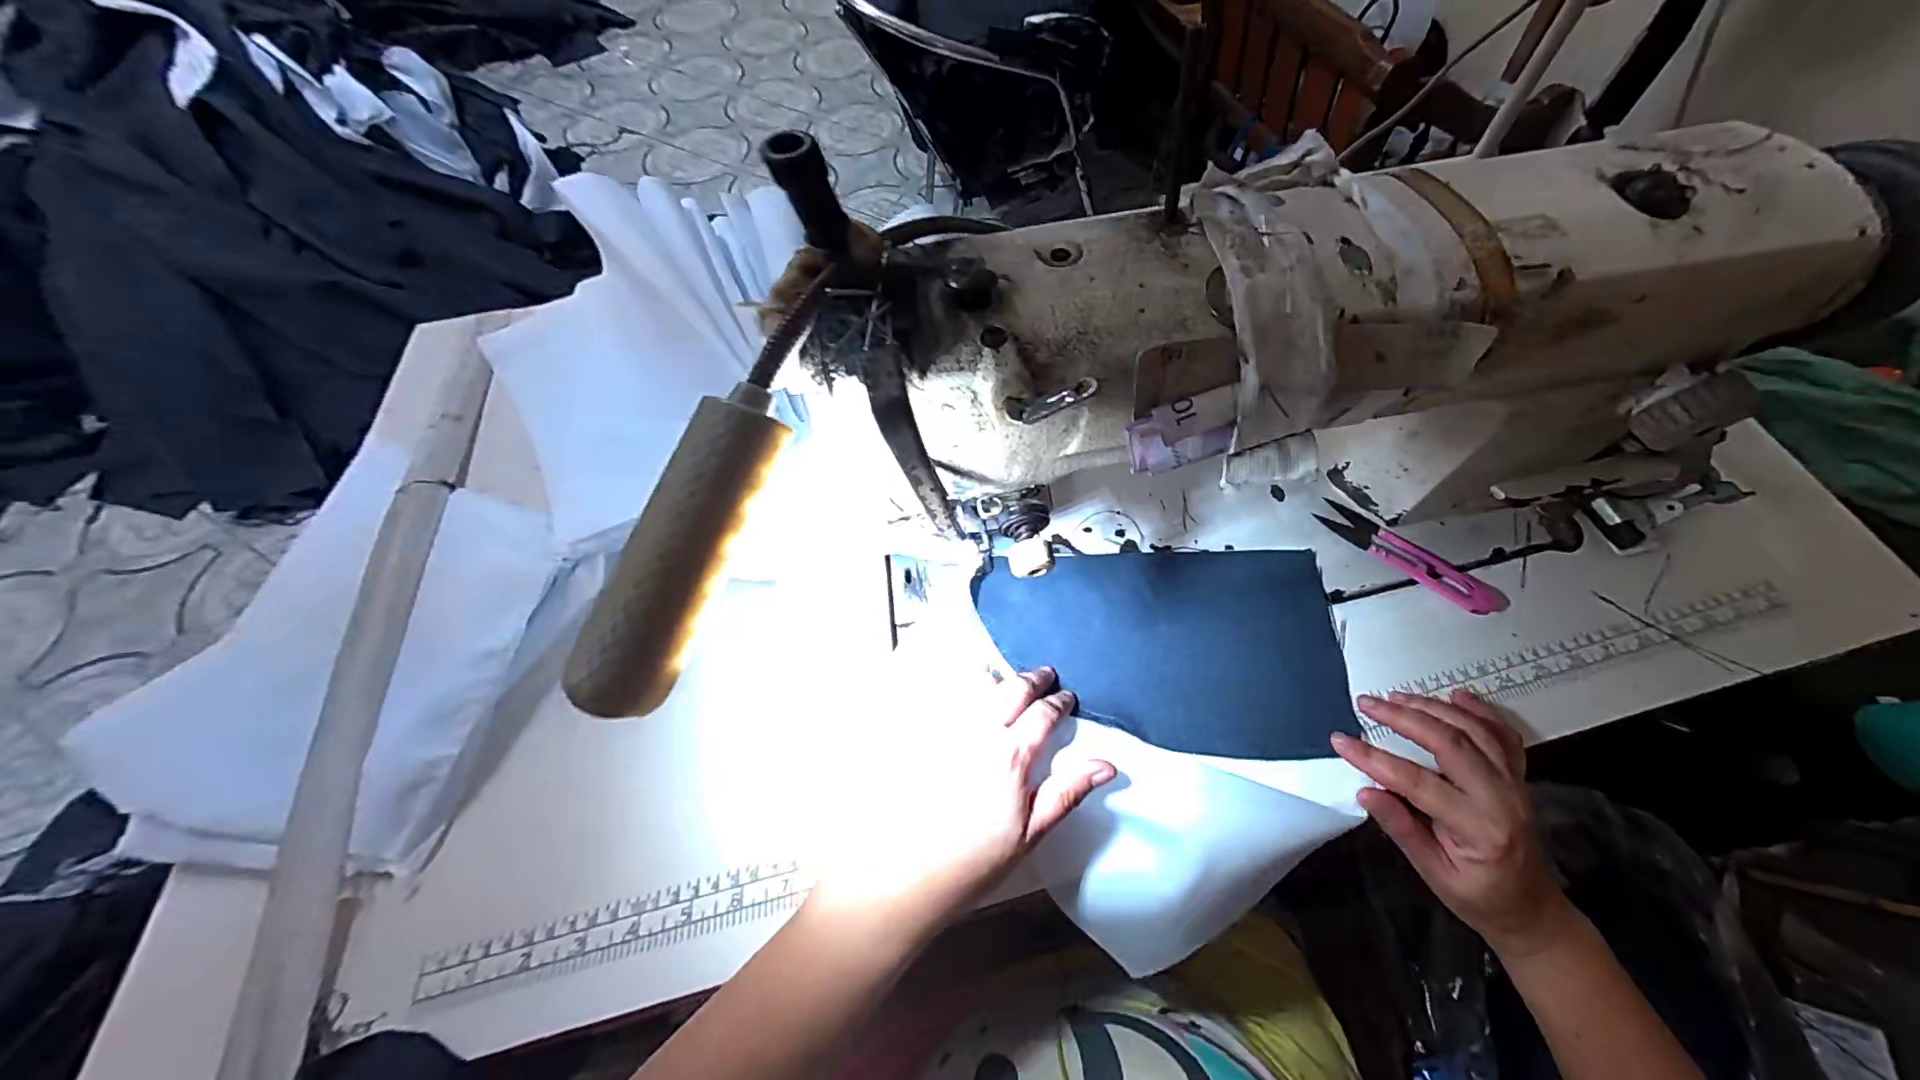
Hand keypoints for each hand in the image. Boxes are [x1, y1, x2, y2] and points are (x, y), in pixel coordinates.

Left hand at [815, 665, 1113, 928]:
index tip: (1068, 697)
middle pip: (1012, 690)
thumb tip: (1105, 766)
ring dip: (997, 676)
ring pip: (976, 686)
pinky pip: (944, 699)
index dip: (1059, 702)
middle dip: (1033, 678)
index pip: (1043, 715)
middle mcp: (979, 734)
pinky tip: (963, 688)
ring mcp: (947, 733)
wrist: (909, 873)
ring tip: (1005, 673)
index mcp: (1011, 757)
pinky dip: (960, 686)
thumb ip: (1067, 793)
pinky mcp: (922, 738)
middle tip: (1045, 674)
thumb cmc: (974, 860)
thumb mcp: (1031, 833)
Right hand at [1330, 690, 1576, 958]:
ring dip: (1433, 707)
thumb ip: (1401, 828)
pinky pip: (1503, 735)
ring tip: (1397, 697)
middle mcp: (1503, 800)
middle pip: (1451, 743)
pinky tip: (1456, 695)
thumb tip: (1365, 791)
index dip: (1374, 758)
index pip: (1417, 782)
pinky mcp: (1518, 777)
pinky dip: (1480, 711)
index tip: (1341, 742)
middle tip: (1368, 703)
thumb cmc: (1480, 896)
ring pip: (1475, 731)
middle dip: (1403, 717)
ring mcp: (1515, 785)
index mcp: (1479, 829)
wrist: (1532, 909)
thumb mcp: (1434, 873)